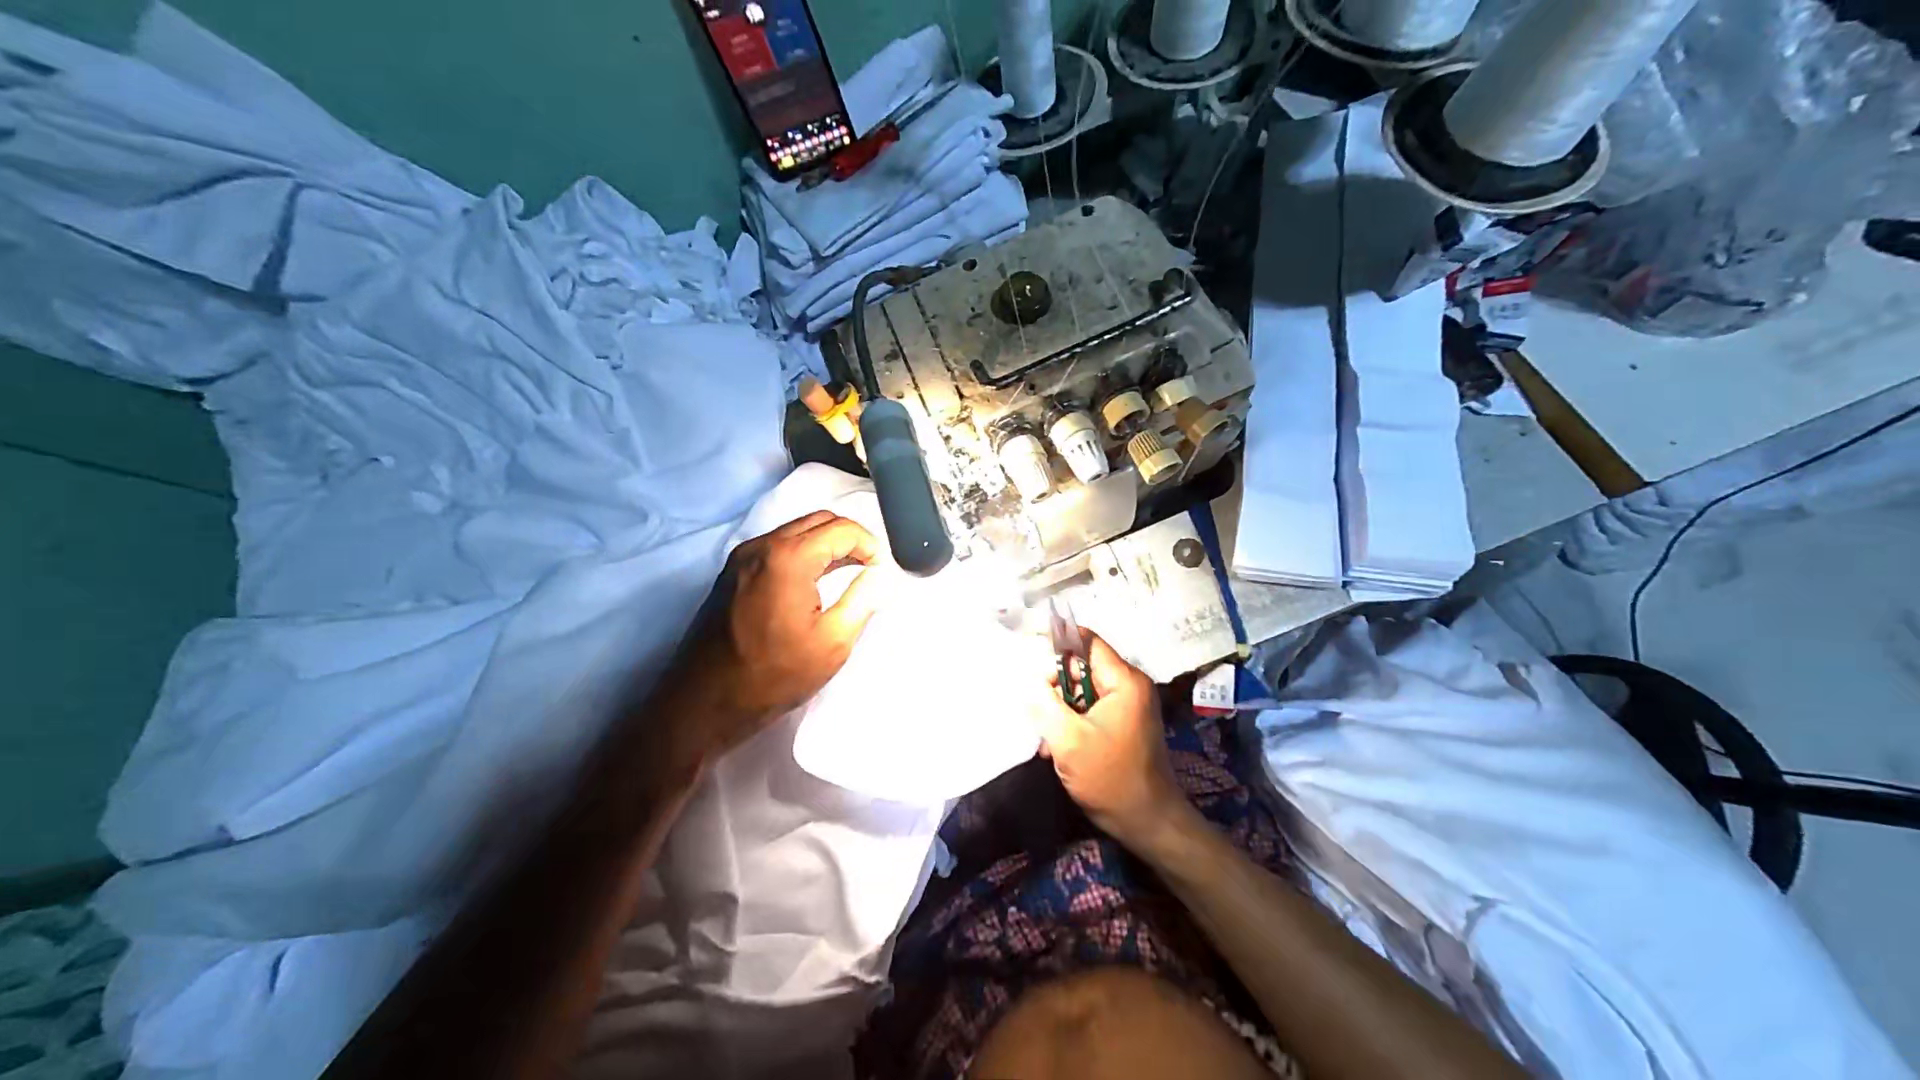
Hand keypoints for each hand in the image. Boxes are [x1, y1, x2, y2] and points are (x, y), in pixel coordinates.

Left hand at [671, 511, 883, 760]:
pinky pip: (775, 546)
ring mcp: (741, 557)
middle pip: (818, 520)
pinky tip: (812, 581)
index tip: (881, 571)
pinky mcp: (731, 571)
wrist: (705, 702)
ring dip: (824, 543)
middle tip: (868, 568)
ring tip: (846, 573)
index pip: (842, 529)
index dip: (870, 545)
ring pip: (795, 530)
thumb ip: (863, 599)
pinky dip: (801, 552)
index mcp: (788, 558)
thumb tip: (880, 574)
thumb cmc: (774, 676)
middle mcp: (761, 545)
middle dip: (848, 538)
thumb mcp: (832, 641)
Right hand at [1033, 633, 1190, 851]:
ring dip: (1059, 711)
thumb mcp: (1068, 739)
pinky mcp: (1122, 727)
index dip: (1055, 645)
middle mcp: (1129, 687)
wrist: (1148, 824)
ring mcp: (1127, 708)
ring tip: (1047, 738)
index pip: (1086, 642)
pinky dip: (1071, 725)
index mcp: (1124, 681)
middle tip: (1037, 711)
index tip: (1027, 659)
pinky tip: (1058, 749)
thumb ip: (1044, 702)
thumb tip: (1028, 679)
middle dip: (1054, 688)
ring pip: (1081, 693)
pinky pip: (1089, 712)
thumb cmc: (1110, 778)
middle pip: (1081, 668)